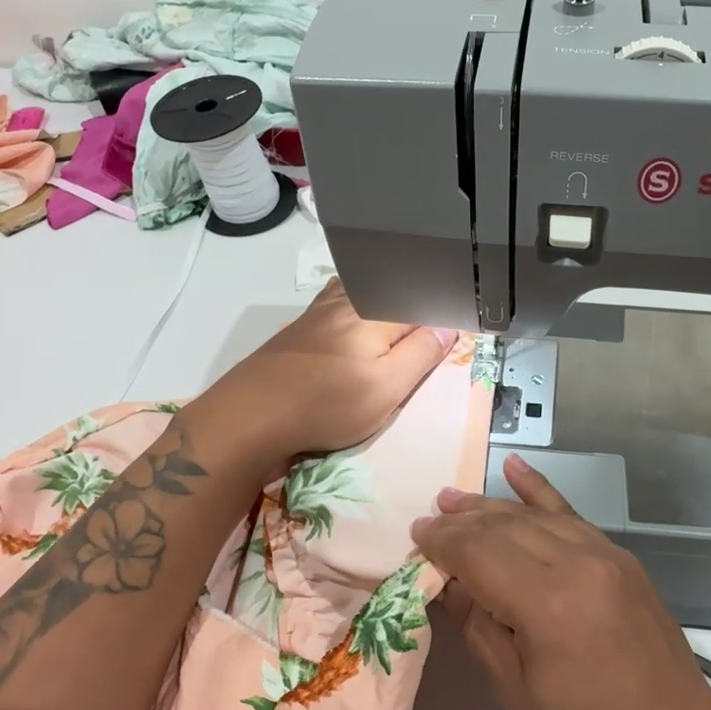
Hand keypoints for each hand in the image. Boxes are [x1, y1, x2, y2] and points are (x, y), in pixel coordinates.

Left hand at [206, 279, 455, 462]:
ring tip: (404, 331)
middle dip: (416, 306)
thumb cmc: (324, 406)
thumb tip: (447, 325)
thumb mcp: (386, 389)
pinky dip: (360, 316)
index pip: (423, 302)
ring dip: (386, 309)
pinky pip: (343, 310)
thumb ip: (420, 354)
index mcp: (375, 309)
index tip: (460, 328)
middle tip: (437, 331)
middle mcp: (348, 299)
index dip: (444, 314)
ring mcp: (320, 311)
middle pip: (393, 293)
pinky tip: (362, 334)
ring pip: (366, 298)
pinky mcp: (302, 328)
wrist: (249, 416)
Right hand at [411, 455, 710, 709]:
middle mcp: (576, 562)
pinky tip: (516, 467)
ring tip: (454, 499)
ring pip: (535, 516)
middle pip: (504, 526)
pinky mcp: (621, 558)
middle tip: (429, 520)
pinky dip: (541, 491)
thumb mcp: (515, 687)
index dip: (442, 542)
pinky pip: (572, 515)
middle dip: (461, 522)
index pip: (477, 551)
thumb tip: (447, 581)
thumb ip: (477, 624)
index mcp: (545, 600)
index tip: (415, 537)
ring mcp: (604, 554)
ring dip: (492, 506)